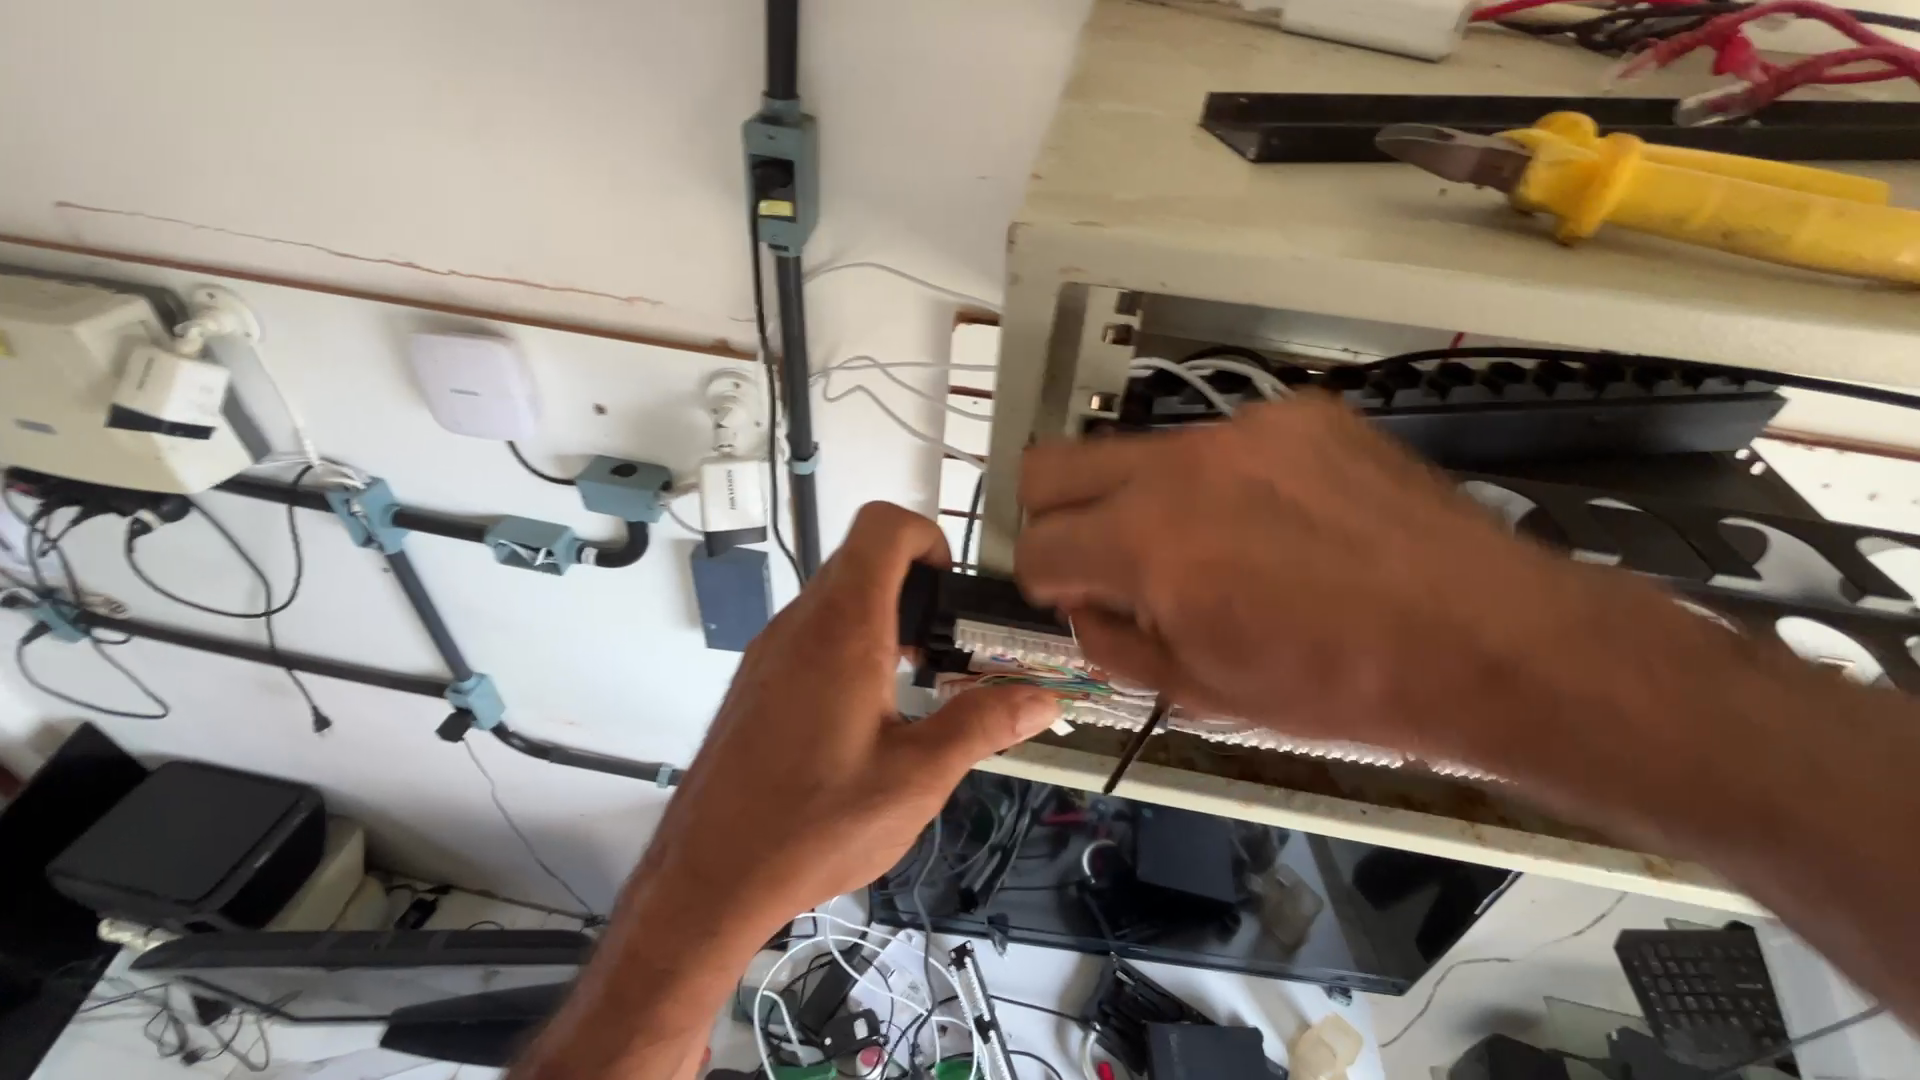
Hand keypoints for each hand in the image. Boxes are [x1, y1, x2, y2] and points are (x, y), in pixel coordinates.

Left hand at [635, 502, 1059, 937]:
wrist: (707, 877)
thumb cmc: (816, 825)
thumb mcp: (917, 778)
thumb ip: (983, 725)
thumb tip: (1043, 698)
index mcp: (845, 630)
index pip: (882, 526)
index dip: (927, 536)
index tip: (953, 591)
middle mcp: (800, 625)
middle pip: (861, 559)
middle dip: (915, 586)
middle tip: (947, 646)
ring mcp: (769, 651)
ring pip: (834, 597)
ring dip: (882, 618)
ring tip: (913, 681)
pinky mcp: (755, 680)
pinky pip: (809, 633)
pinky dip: (849, 644)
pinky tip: (864, 714)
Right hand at [1014, 395, 1671, 764]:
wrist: (1486, 637)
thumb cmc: (1337, 686)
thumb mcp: (1203, 692)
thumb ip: (1114, 643)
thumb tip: (1085, 606)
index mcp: (1145, 544)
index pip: (1035, 545)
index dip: (1043, 584)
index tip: (1074, 600)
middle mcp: (1178, 467)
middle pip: (1050, 463)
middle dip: (1054, 516)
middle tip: (1101, 559)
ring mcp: (1241, 428)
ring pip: (1140, 452)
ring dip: (1147, 500)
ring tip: (1216, 548)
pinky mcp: (1298, 412)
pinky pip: (1223, 442)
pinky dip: (1224, 481)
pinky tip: (1281, 523)